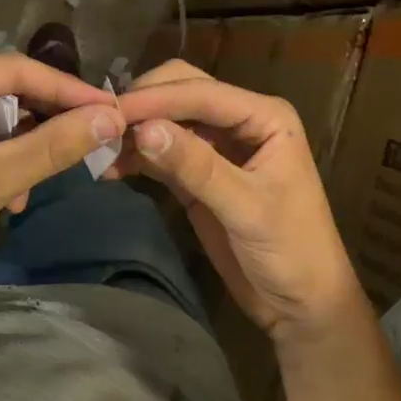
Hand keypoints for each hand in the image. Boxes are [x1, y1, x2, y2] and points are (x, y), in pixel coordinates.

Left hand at [0, 53, 125, 290]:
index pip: (14, 69)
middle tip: (96, 133)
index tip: (111, 107)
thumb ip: (55, 144)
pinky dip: (7, 153)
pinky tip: (17, 192)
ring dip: (29, 142)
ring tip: (55, 171)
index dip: (67, 89)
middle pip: (8, 86)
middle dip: (49, 117)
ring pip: (1, 109)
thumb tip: (112, 118)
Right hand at [110, 61, 365, 342]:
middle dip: (144, 104)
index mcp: (263, 115)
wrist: (302, 308)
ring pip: (167, 119)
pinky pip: (161, 152)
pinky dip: (137, 156)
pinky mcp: (198, 172)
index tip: (112, 109)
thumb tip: (143, 129)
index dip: (156, 98)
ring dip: (135, 130)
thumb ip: (197, 166)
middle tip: (102, 124)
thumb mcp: (247, 209)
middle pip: (182, 91)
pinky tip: (109, 169)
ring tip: (98, 148)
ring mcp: (217, 144)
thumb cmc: (293, 252)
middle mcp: (239, 119)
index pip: (202, 92)